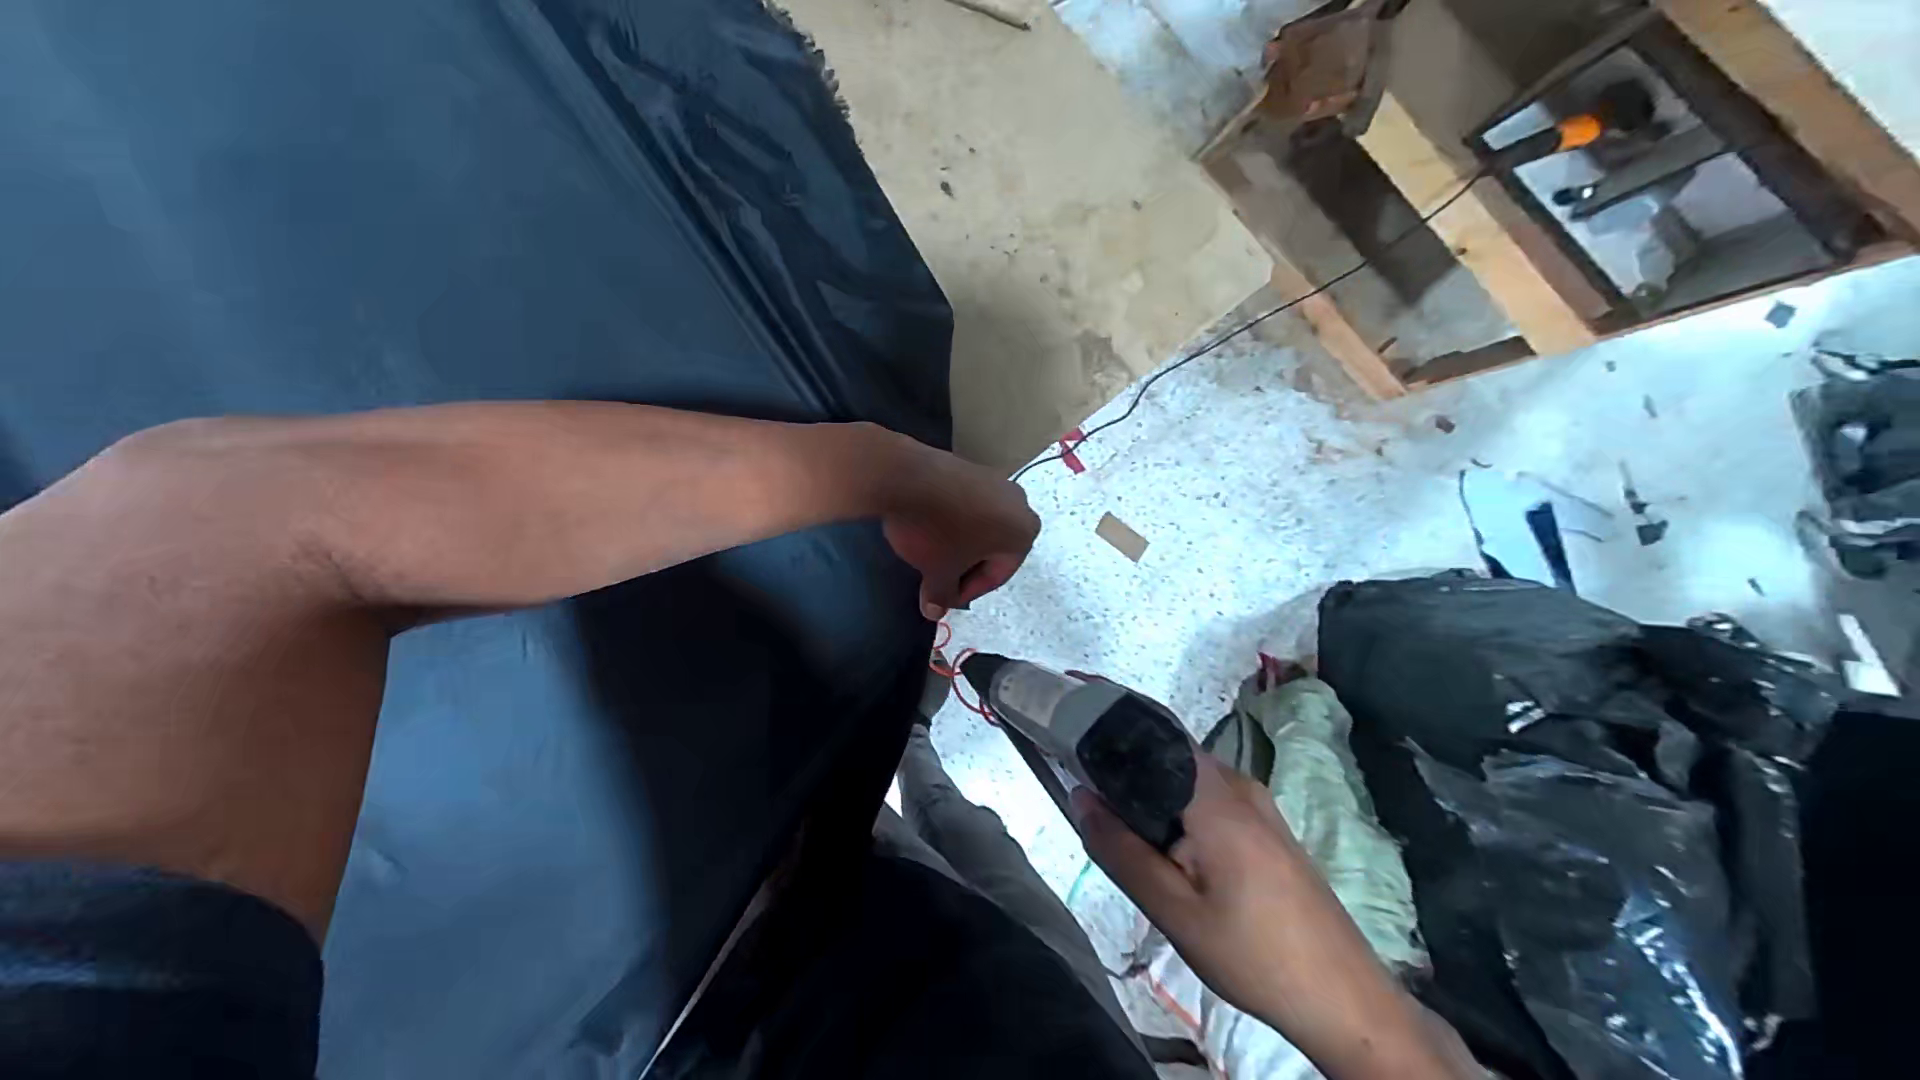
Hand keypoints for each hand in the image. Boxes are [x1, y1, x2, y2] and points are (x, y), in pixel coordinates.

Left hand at [874, 434, 1038, 619]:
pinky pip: (965, 503)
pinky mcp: (971, 466)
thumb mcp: (939, 571)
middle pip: (991, 549)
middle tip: (936, 578)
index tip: (943, 597)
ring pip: (978, 525)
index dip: (967, 591)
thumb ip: (941, 594)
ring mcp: (996, 480)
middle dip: (963, 567)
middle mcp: (1019, 503)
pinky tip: (927, 526)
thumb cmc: (936, 531)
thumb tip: (933, 612)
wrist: (905, 478)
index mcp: (1023, 533)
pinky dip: (950, 519)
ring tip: (929, 553)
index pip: (997, 575)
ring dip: (957, 543)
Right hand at [1073, 751, 1471, 1078]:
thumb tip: (1081, 796)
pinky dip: (1172, 802)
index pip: (1155, 730)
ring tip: (1110, 811)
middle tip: (1078, 772)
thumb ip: (1122, 851)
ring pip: (1187, 777)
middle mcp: (1239, 786)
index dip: (1111, 713)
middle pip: (1167, 751)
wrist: (1347, 1002)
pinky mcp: (1267, 828)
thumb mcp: (1175, 913)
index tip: (1069, 708)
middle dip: (1122, 754)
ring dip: (1147, 785)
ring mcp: (1259, 806)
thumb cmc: (1256, 955)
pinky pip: (1207, 797)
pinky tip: (1159, 839)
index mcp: (1216, 796)